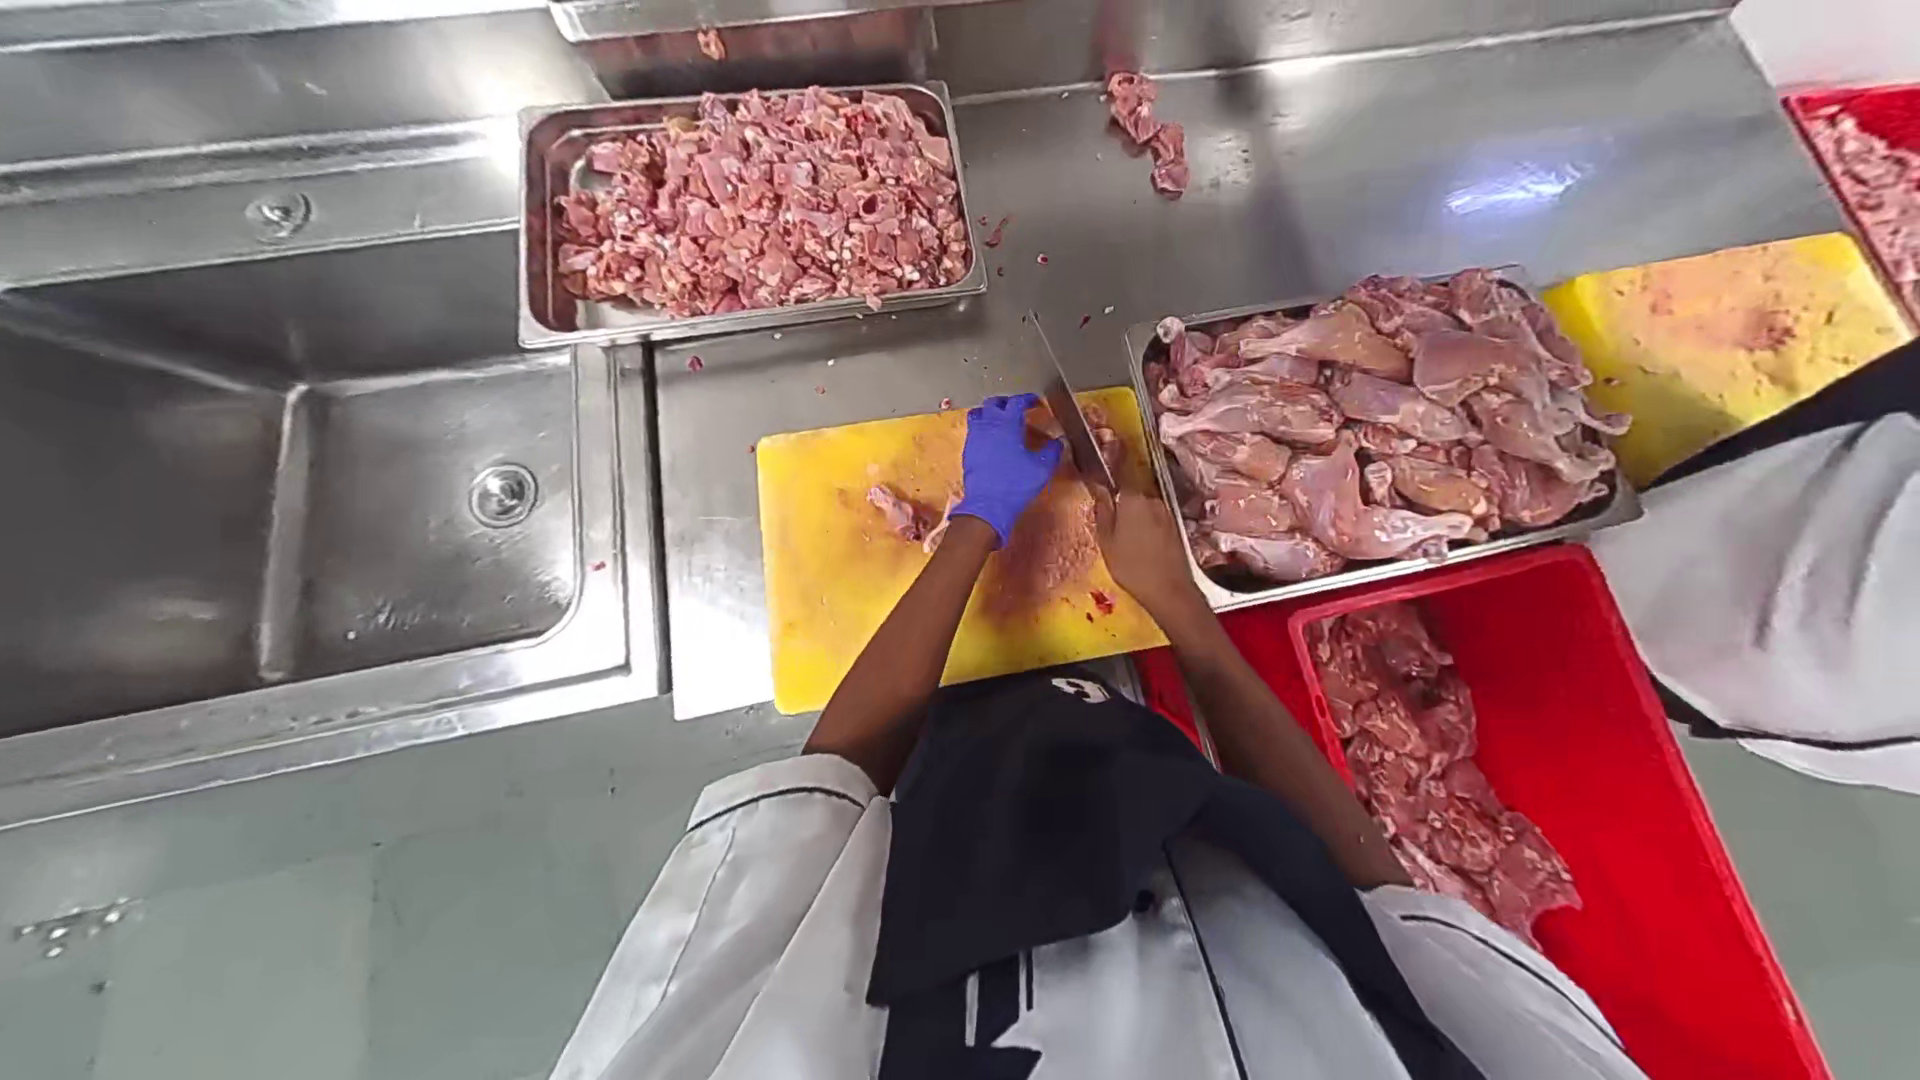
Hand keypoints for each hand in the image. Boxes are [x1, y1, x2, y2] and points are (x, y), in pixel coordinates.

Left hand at [951, 393, 1063, 546]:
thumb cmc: (1015, 484)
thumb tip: (1058, 443)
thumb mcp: (1041, 468)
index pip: (1016, 402)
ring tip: (1000, 420)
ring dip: (990, 412)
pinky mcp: (968, 451)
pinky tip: (992, 440)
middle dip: (1006, 402)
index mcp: (1007, 424)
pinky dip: (983, 428)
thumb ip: (1052, 452)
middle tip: (1017, 408)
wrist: (987, 505)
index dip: (1027, 399)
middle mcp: (988, 425)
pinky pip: (974, 430)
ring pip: (978, 414)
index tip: (1034, 402)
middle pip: (994, 403)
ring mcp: (974, 437)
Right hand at [1092, 487, 1205, 621]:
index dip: (1109, 485)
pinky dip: (1146, 527)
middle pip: (1132, 495)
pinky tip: (1141, 546)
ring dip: (1135, 518)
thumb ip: (1103, 510)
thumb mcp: (1106, 540)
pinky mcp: (1175, 527)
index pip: (1119, 478)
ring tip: (1125, 540)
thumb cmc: (1130, 565)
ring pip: (1144, 508)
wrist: (1168, 589)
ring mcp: (1167, 513)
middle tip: (1110, 527)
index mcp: (1133, 498)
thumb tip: (1098, 487)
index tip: (1100, 494)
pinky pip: (1155, 520)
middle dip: (1121, 505)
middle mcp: (1152, 499)